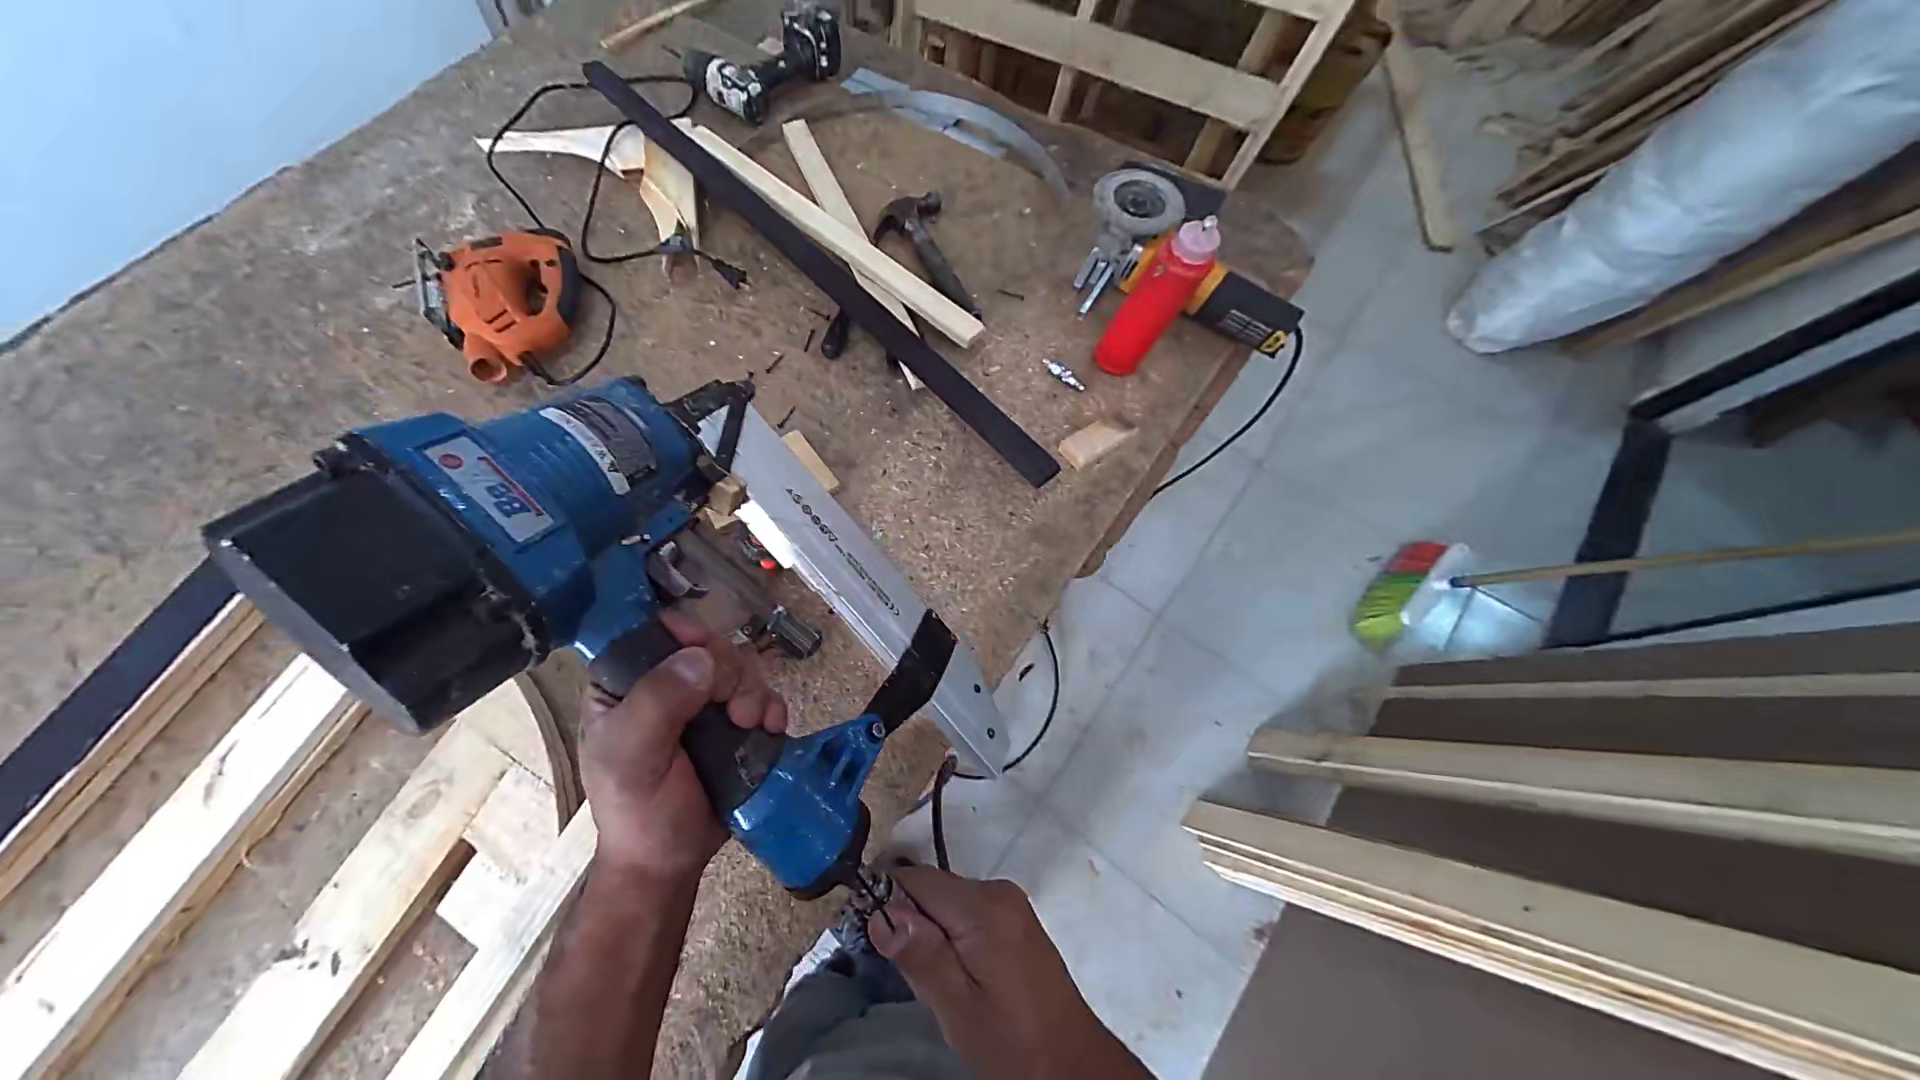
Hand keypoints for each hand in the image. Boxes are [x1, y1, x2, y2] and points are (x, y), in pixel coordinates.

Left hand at [580, 610, 787, 880]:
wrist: (672, 861)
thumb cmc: (638, 810)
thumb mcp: (631, 756)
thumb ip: (658, 703)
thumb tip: (701, 658)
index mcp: (625, 684)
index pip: (654, 632)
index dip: (684, 633)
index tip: (705, 654)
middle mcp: (667, 685)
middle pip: (709, 647)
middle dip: (729, 672)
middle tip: (733, 709)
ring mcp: (705, 704)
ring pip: (741, 668)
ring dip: (754, 691)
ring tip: (753, 725)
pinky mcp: (737, 722)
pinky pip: (763, 695)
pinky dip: (772, 706)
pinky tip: (771, 728)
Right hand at [868, 866, 1153, 1079]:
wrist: (1071, 1062)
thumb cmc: (1011, 1042)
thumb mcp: (958, 1009)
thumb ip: (922, 956)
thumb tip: (882, 911)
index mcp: (984, 907)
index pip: (917, 878)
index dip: (887, 898)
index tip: (870, 933)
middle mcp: (998, 889)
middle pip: (933, 885)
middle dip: (909, 917)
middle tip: (907, 969)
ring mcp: (1010, 900)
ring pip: (946, 897)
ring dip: (929, 927)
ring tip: (933, 976)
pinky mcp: (1014, 915)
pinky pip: (965, 908)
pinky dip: (949, 930)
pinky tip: (956, 969)